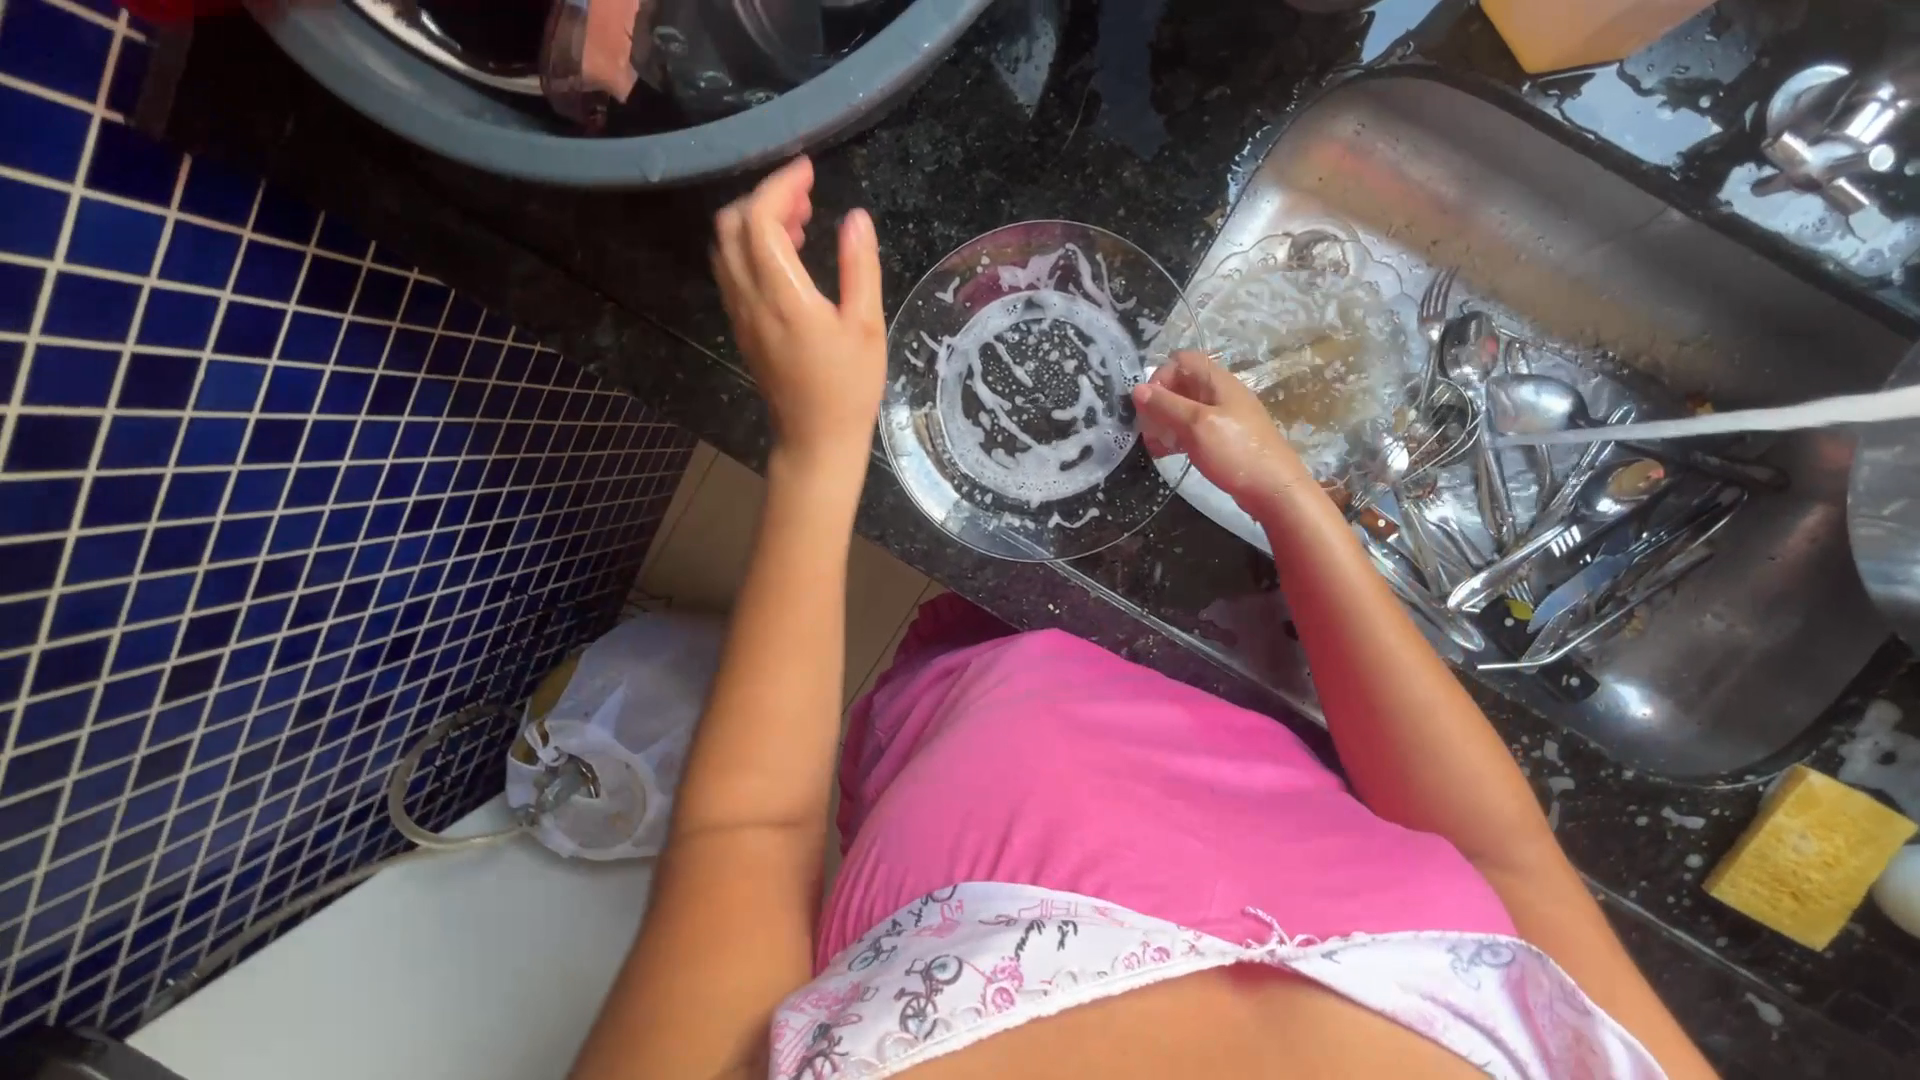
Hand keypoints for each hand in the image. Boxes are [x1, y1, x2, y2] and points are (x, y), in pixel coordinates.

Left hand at [712, 156, 884, 470]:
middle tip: (806, 196)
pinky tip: (787, 255)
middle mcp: (749, 298)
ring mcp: (740, 313)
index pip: (760, 220)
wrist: (815, 439)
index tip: (808, 170)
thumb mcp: (866, 325)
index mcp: (782, 294)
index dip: (779, 185)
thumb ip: (859, 266)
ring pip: (726, 248)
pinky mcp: (742, 326)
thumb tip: (856, 217)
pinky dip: (751, 247)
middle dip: (763, 197)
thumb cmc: (848, 387)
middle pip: (731, 226)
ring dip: (754, 221)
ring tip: (800, 221)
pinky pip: (732, 270)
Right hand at [1132, 350, 1316, 509]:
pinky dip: (1176, 437)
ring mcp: (1223, 417)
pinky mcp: (1222, 439)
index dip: (1160, 377)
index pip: (1181, 361)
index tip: (1148, 404)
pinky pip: (1193, 429)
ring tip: (1154, 444)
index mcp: (1218, 382)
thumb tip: (1137, 388)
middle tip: (1147, 428)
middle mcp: (1220, 394)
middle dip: (1159, 403)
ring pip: (1185, 409)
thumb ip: (1166, 405)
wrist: (1272, 489)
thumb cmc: (1235, 451)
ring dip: (1165, 422)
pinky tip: (1167, 453)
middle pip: (1181, 385)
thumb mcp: (1197, 425)